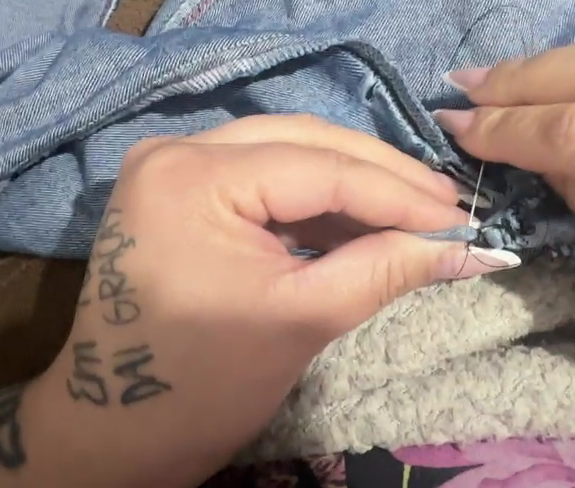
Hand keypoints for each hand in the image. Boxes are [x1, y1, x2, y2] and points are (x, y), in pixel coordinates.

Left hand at [37, 115, 515, 487]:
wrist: (112, 434)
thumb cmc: (200, 388)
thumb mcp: (299, 322)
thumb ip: (383, 270)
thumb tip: (462, 245)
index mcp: (192, 176)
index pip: (317, 168)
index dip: (396, 191)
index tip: (460, 215)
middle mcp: (178, 147)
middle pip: (303, 140)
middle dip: (379, 173)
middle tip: (445, 203)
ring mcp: (174, 160)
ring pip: (287, 148)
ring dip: (352, 178)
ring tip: (416, 207)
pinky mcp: (181, 181)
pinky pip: (264, 171)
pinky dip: (315, 194)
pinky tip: (363, 214)